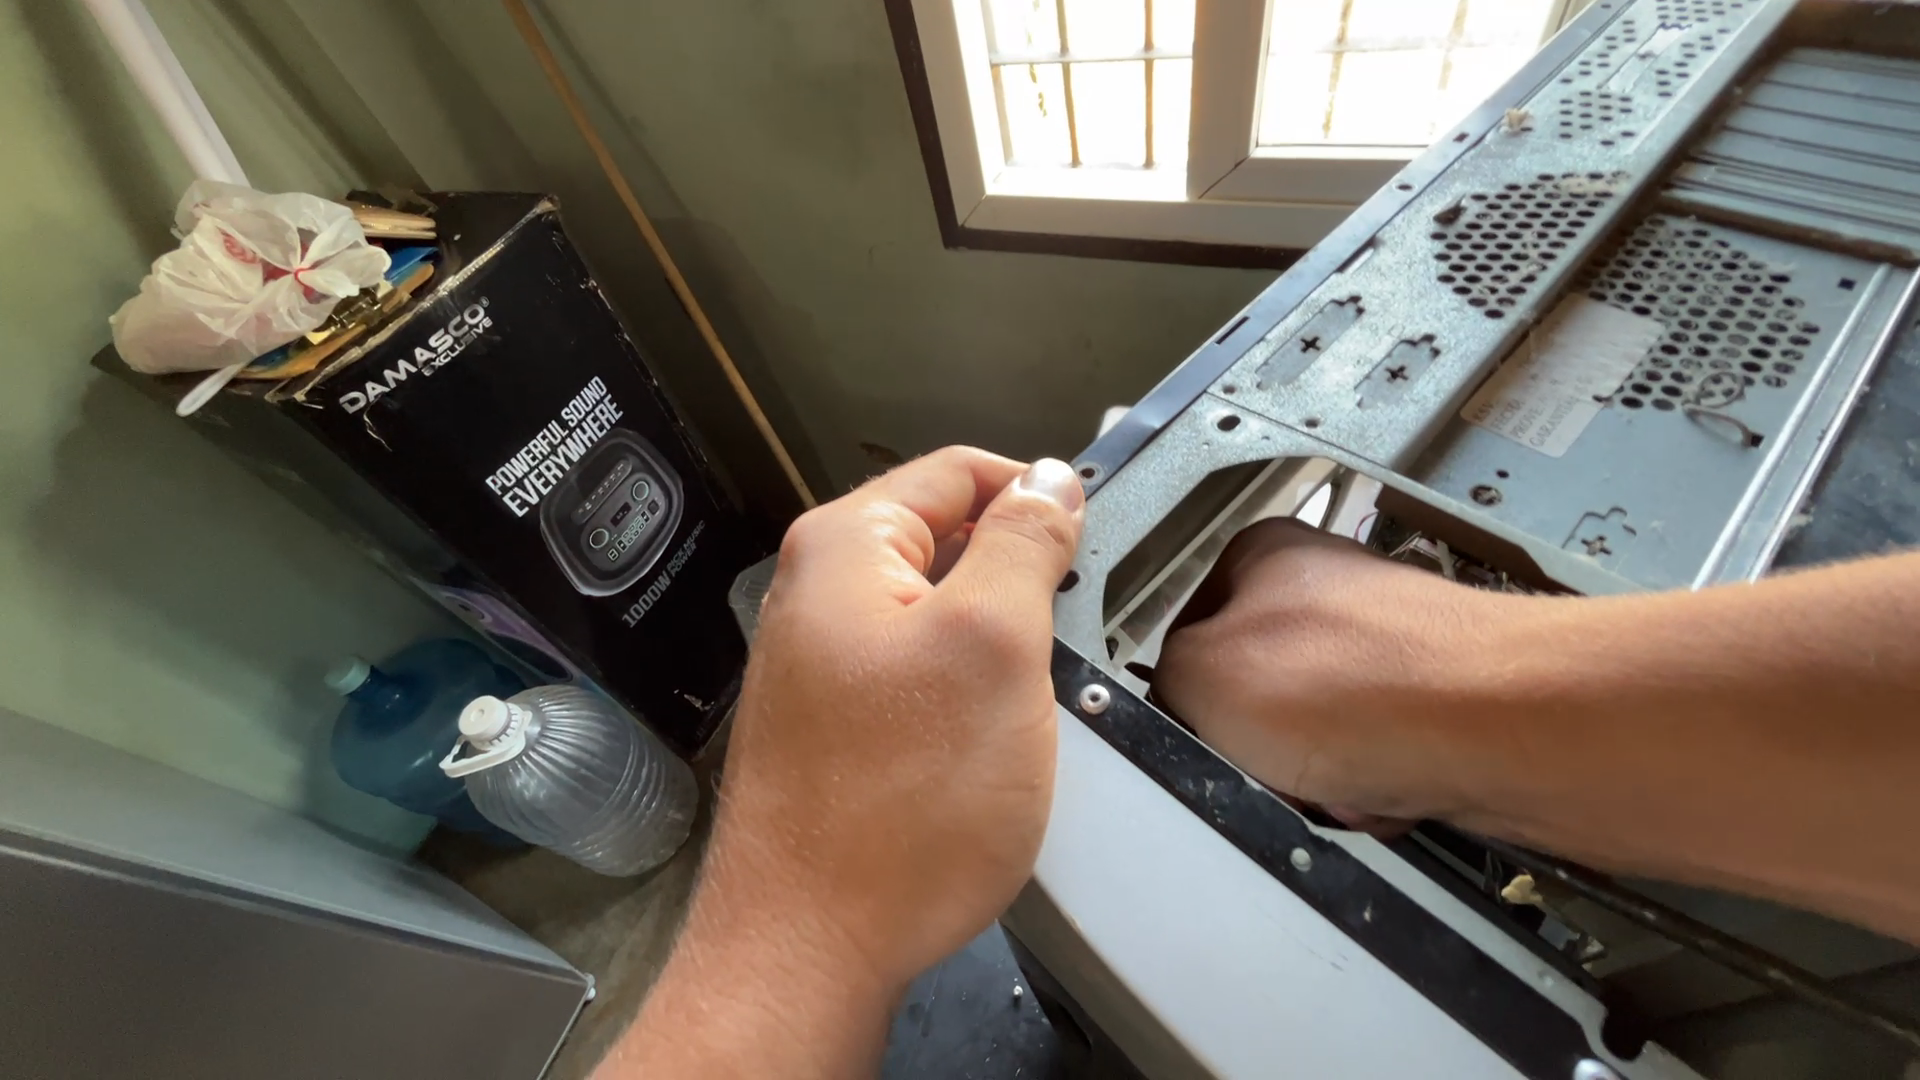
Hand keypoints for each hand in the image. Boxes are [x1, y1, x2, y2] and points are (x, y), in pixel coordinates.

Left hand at [709, 447, 1083, 992]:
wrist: (810, 944)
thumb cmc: (905, 795)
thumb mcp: (994, 643)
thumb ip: (1025, 542)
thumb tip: (1046, 479)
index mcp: (845, 546)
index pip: (954, 471)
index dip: (1030, 489)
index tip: (1087, 534)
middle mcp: (818, 589)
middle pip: (942, 534)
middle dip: (1013, 565)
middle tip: (1066, 619)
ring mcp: (820, 654)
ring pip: (933, 601)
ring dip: (992, 625)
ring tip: (1032, 676)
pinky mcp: (833, 711)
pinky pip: (913, 658)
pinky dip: (961, 670)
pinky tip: (987, 718)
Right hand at [1155, 517, 1521, 824]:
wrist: (1511, 729)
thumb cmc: (1342, 686)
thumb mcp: (1200, 676)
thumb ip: (1162, 678)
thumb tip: (1178, 698)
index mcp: (1261, 554)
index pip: (1188, 635)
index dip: (1189, 696)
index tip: (1206, 735)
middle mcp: (1326, 584)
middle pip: (1255, 688)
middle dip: (1262, 747)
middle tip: (1279, 767)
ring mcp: (1388, 637)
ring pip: (1313, 727)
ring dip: (1315, 773)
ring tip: (1343, 783)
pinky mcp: (1441, 690)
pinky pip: (1373, 747)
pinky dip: (1371, 780)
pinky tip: (1388, 790)